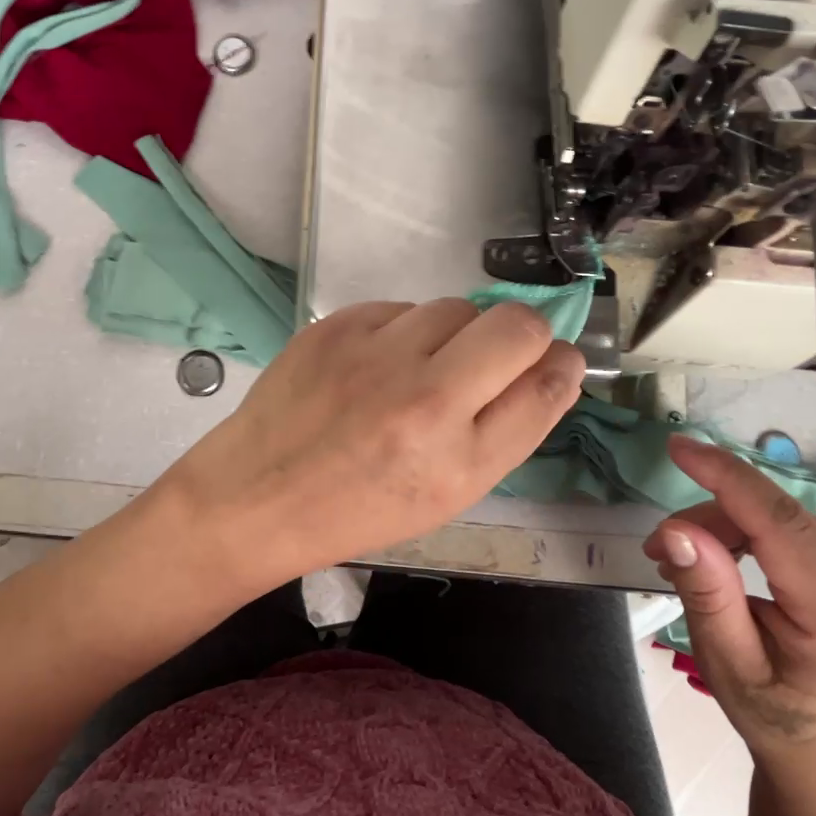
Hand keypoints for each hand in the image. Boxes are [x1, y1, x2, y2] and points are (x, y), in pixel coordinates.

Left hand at [157, 299, 583, 587]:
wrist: (256, 496)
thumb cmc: (356, 509)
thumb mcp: (445, 495)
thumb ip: (505, 432)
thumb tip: (550, 368)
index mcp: (460, 461)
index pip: (547, 384)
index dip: (560, 367)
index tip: (551, 363)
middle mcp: (425, 399)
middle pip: (517, 325)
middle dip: (522, 335)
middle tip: (493, 358)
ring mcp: (376, 354)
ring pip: (456, 306)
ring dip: (455, 332)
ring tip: (420, 369)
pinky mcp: (335, 326)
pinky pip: (400, 307)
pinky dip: (402, 330)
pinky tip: (376, 365)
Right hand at [643, 436, 815, 780]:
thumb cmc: (772, 712)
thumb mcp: (725, 662)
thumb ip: (707, 593)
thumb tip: (676, 529)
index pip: (785, 527)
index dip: (730, 480)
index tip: (680, 448)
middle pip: (779, 520)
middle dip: (712, 520)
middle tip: (659, 550)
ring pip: (787, 519)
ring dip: (730, 527)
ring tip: (690, 562)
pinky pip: (801, 528)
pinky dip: (755, 534)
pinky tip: (731, 559)